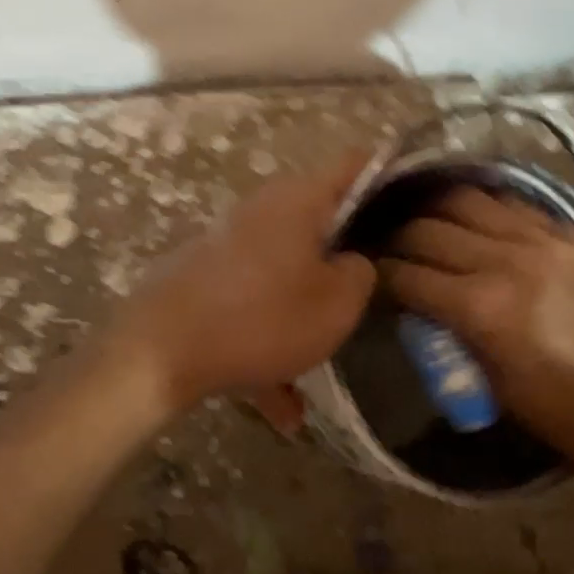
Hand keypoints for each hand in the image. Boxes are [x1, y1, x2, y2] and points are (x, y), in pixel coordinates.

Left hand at [111, 154, 376, 408]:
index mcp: (299, 200)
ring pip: (284, 275)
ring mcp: (228, 244)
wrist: (158, 352)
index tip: (414, 206)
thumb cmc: (261, 320)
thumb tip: (353, 261)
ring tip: (317, 369)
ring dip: (302, 318)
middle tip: (371, 289)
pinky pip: (251, 307)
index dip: (389, 178)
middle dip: (344, 258)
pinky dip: (268, 346)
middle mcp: (262, 210)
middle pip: (319, 223)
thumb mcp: (336, 304)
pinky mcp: (204, 280)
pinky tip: (281, 408)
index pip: (356, 165)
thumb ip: (360, 273)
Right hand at [379, 187, 573, 439]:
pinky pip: (513, 205)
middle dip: (399, 240)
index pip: (408, 274)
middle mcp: (507, 260)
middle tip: (390, 251)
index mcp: (482, 306)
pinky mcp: (571, 235)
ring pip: (468, 201)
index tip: (368, 277)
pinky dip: (484, 209)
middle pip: (429, 229)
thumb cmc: (563, 410)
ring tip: (426, 223)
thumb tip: (419, 307)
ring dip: (436, 211)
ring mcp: (543, 241)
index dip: (380, 275)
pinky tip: (475, 220)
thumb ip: (450, 336)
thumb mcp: (491, 384)